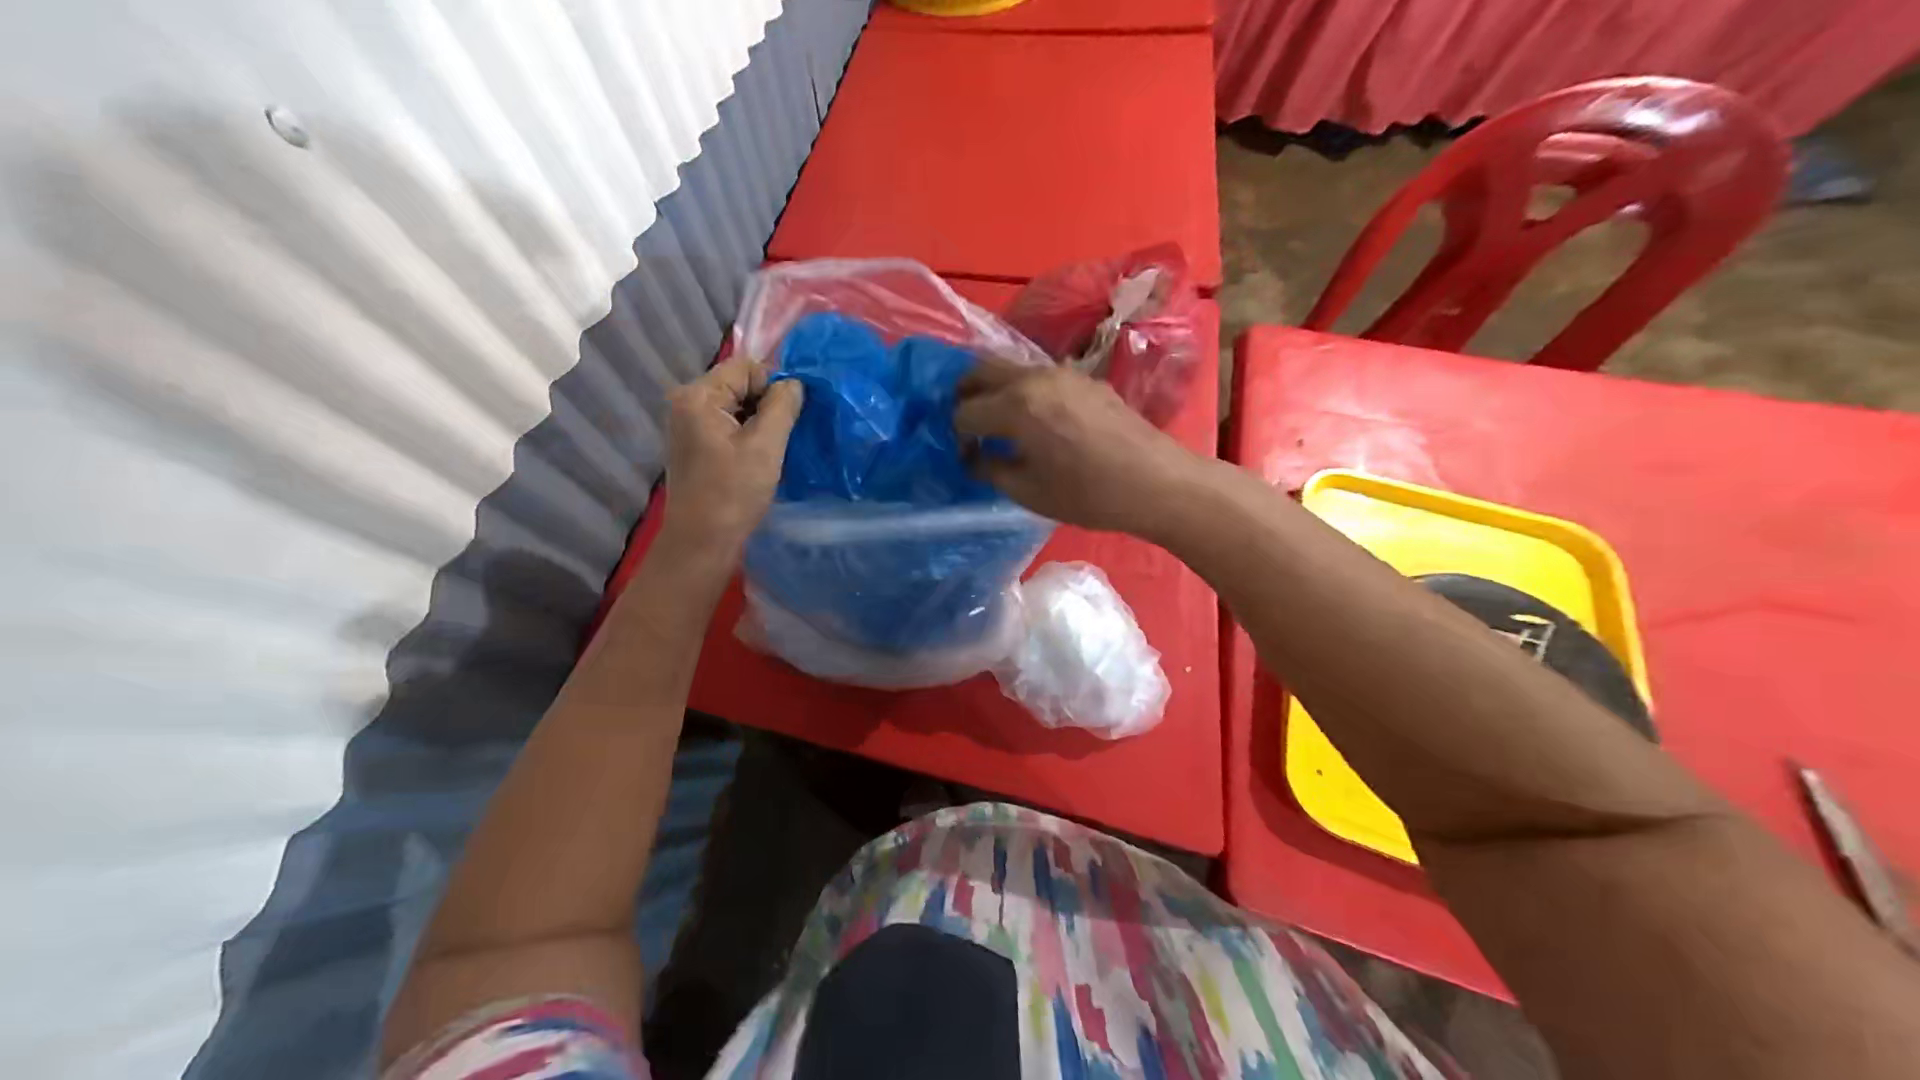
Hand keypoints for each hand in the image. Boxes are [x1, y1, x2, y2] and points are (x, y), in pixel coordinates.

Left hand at [663, 356, 802, 550]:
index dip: (774, 386)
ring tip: (773, 449)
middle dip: (767, 404)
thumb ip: (783, 405)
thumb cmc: (733, 493)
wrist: (701, 542)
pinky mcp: (695, 445)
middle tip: (784, 435)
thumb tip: (794, 383)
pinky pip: (729, 425)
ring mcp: (689, 425)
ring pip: (737, 406)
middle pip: (739, 384)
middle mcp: (687, 403)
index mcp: (697, 396)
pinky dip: (748, 435)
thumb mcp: (766, 445)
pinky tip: (759, 458)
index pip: (746, 367)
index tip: (789, 418)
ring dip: (760, 422)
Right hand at [955, 358, 1205, 537]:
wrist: (1156, 482)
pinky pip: (1038, 376)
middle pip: (980, 371)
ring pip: (1011, 368)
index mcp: (1015, 405)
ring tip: (996, 421)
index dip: (955, 435)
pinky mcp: (1084, 379)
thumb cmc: (1088, 494)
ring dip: (993, 389)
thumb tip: (972, 457)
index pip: (964, 411)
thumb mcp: (1028, 491)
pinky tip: (1033, 419)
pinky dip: (1022, 390)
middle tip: (964, 424)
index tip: (963, 455)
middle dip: (964, 395)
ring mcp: (1062, 373)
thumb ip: (990, 469)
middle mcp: (1034, 377)